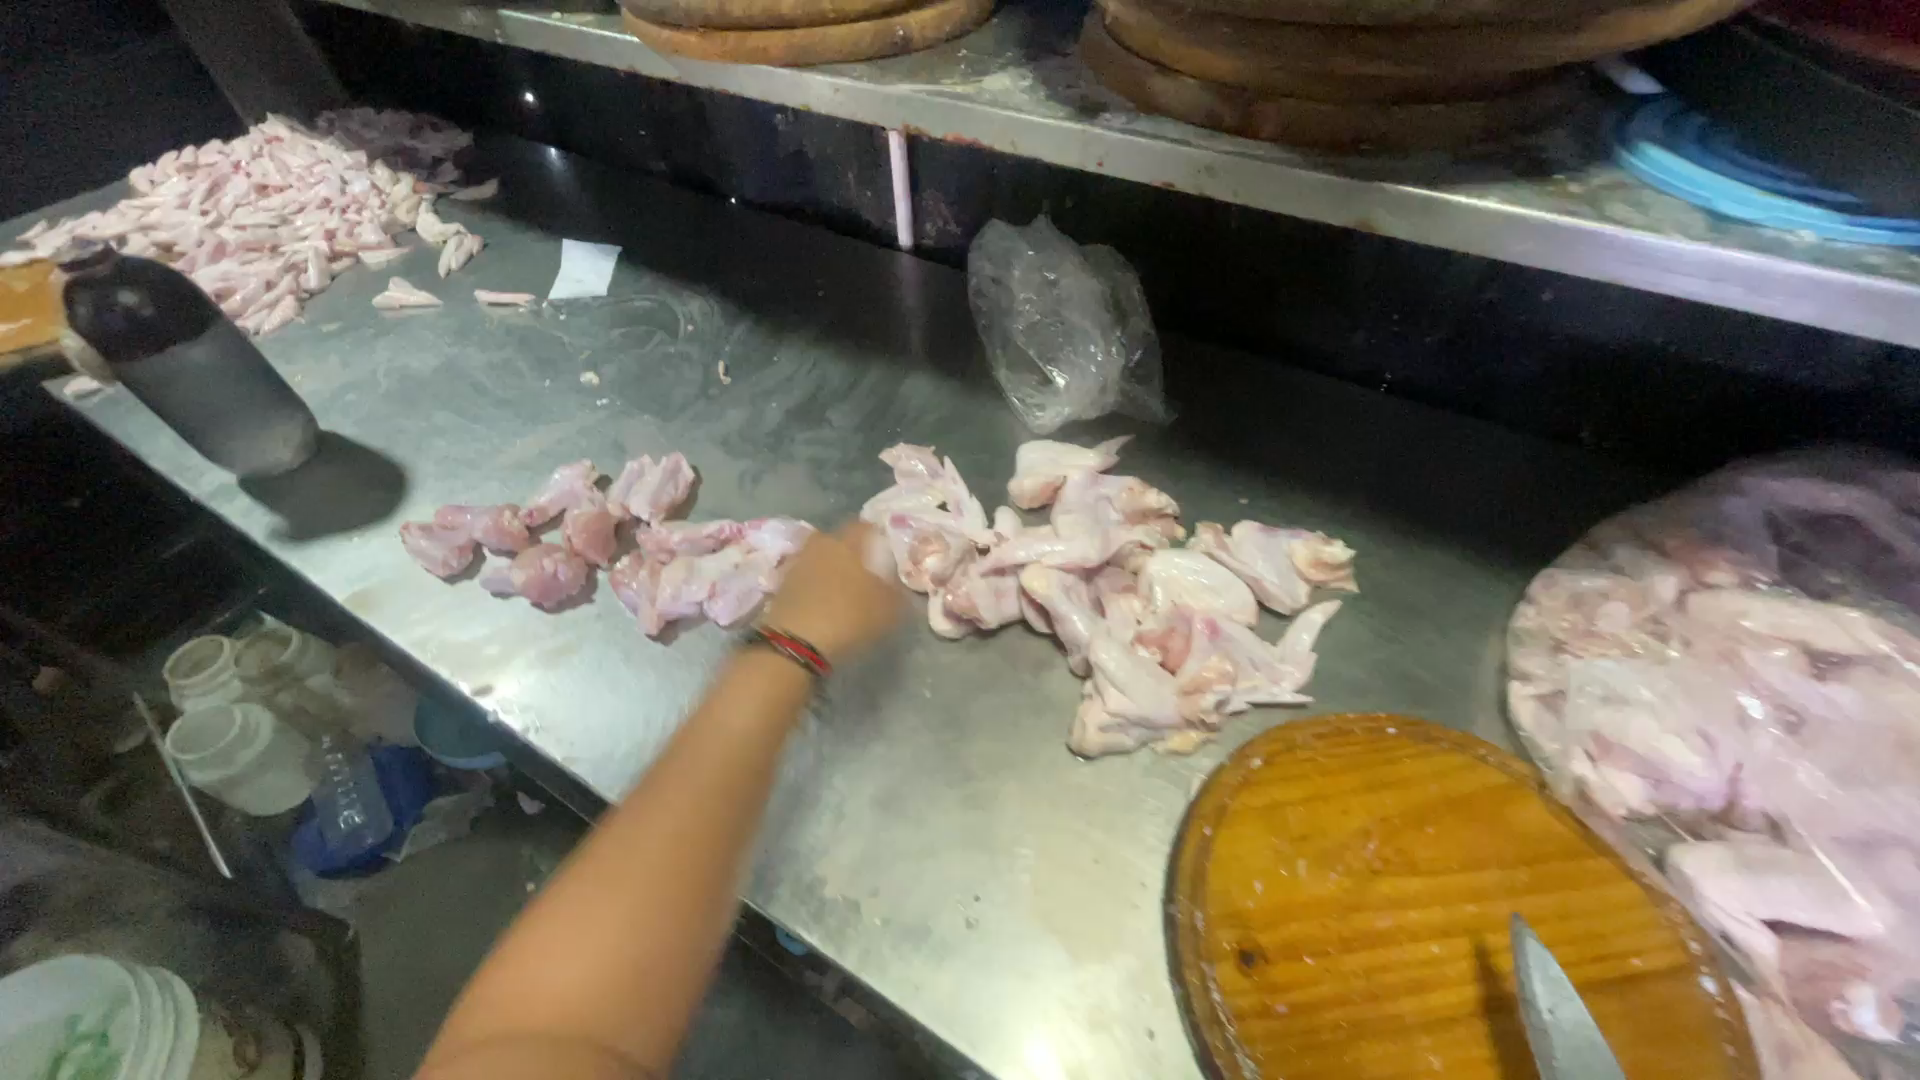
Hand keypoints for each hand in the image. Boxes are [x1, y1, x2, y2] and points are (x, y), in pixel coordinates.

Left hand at [760, 522, 901, 665]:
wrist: (795, 643)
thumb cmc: (849, 616)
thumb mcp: (889, 608)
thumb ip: (896, 591)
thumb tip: (898, 583)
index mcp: (846, 543)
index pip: (862, 526)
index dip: (875, 534)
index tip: (884, 548)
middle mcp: (818, 546)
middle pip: (835, 540)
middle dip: (848, 551)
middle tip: (862, 569)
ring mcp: (795, 566)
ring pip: (817, 559)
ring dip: (828, 570)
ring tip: (842, 590)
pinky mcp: (780, 588)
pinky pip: (804, 580)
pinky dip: (813, 588)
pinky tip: (823, 604)